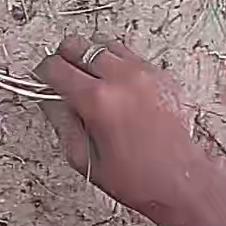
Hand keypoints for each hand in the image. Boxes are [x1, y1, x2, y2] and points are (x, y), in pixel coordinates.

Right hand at [33, 36, 225, 225]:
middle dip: (64, 59)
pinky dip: (115, 63)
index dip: (43, 73)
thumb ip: (61, 122)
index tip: (43, 81)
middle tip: (63, 79)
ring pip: (103, 43)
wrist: (182, 181)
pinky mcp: (160, 74)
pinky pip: (129, 55)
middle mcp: (120, 78)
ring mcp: (143, 72)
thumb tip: (48, 98)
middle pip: (77, 45)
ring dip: (90, 57)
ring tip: (89, 80)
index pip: (55, 67)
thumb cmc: (136, 178)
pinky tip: (115, 86)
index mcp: (97, 100)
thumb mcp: (83, 158)